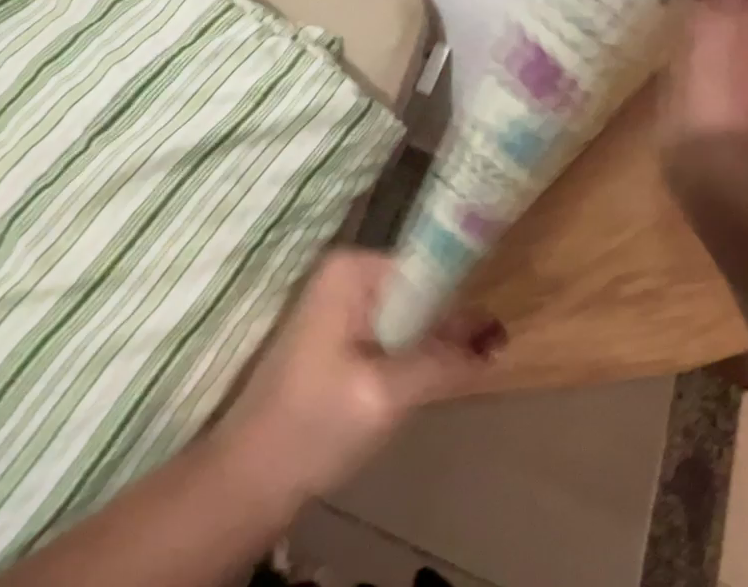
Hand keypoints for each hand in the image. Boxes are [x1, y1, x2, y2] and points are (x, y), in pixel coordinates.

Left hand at [209, 250, 504, 501]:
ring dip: (431, 350)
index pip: (431, 270)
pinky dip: (410, 360)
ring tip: (443, 384)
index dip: (461, 308)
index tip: (490, 346)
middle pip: (423, 293)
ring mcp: (338, 304)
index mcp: (352, 269)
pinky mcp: (337, 336)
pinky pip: (392, 335)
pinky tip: (413, 391)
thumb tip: (497, 335)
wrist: (251, 477)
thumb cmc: (314, 427)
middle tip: (468, 373)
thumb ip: (444, 358)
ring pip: (411, 318)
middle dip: (447, 332)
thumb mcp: (388, 392)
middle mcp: (345, 274)